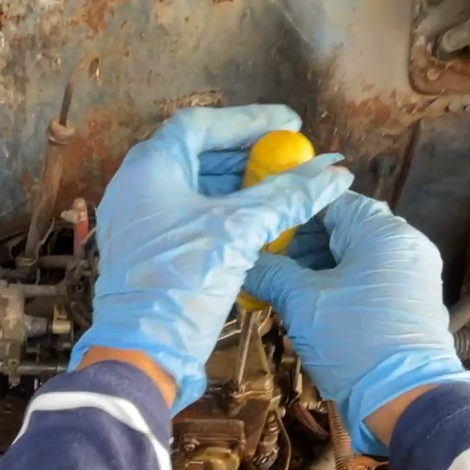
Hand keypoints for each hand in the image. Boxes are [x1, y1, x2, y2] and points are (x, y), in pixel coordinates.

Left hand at [71, 105, 352, 408]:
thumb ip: (287, 196)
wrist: (143, 349)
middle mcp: (134, 188)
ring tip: (278, 189)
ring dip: (236, 186)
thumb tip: (335, 172)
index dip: (248, 120)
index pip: (200, 124)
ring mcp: (135, 220)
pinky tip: (254, 221)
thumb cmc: (183, 281)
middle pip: (195, 154)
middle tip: (287, 158)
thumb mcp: (241, 230)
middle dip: (245, 154)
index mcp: (148, 168)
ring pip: (191, 188)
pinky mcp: (143, 249)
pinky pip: (184, 217)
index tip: (290, 125)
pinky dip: (219, 213)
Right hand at [243, 191, 469, 454]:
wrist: (404, 399)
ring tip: (282, 285)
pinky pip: (367, 278)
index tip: (263, 228)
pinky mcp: (408, 301)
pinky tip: (307, 303)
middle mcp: (405, 245)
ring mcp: (411, 274)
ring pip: (354, 255)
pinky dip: (337, 284)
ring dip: (316, 266)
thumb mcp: (302, 303)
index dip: (294, 211)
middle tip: (267, 261)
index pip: (333, 201)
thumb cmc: (353, 340)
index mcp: (384, 233)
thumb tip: (245, 260)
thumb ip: (271, 273)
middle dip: (302, 243)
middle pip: (344, 228)